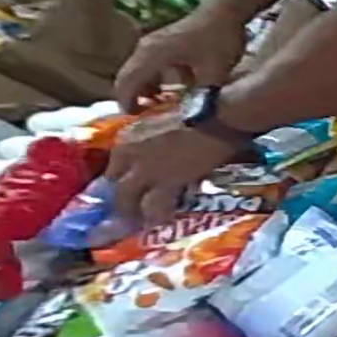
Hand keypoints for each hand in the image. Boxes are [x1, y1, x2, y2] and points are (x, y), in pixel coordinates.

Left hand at [105, 112, 245, 223]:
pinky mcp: (169, 181)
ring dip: (133, 212)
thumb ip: (162, 138)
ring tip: (142, 223)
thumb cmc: (203, 113)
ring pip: (129, 198)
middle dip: (120, 199)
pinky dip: (158, 214)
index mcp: (128, 139)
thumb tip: (171, 147)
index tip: (129, 186)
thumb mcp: (171, 122)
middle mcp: (129, 156)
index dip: (122, 177)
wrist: (221, 117)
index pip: (115, 165)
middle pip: (116, 184)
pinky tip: (162, 222)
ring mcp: (147, 170)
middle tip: (126, 213)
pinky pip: (158, 203)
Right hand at [114, 10, 246, 112]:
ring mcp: (156, 43)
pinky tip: (183, 85)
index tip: (132, 117)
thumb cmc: (218, 40)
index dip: (127, 101)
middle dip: (136, 95)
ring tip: (163, 102)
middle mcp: (145, 49)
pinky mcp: (169, 41)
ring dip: (151, 85)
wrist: (227, 12)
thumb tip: (198, 112)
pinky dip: (163, 76)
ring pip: (145, 69)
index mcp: (149, 57)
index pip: (127, 83)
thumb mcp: (215, 70)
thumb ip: (204, 92)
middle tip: (146, 113)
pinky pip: (158, 63)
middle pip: (132, 76)